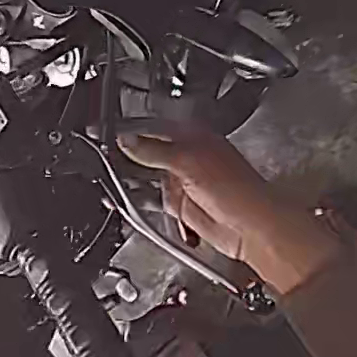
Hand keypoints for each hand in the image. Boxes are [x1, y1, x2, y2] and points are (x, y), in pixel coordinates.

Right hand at [117, 124, 341, 294]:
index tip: (106, 134)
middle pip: (147, 152)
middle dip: (128, 158)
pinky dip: (143, 203)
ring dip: (132, 183)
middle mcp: (187, 157)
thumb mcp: (187, 162)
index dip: (130, 130)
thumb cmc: (237, 190)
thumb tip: (126, 140)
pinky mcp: (181, 205)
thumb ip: (153, 150)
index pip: (152, 127)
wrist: (251, 229)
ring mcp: (183, 182)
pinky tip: (130, 203)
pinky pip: (155, 202)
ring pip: (148, 178)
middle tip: (105, 160)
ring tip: (115, 186)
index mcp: (192, 136)